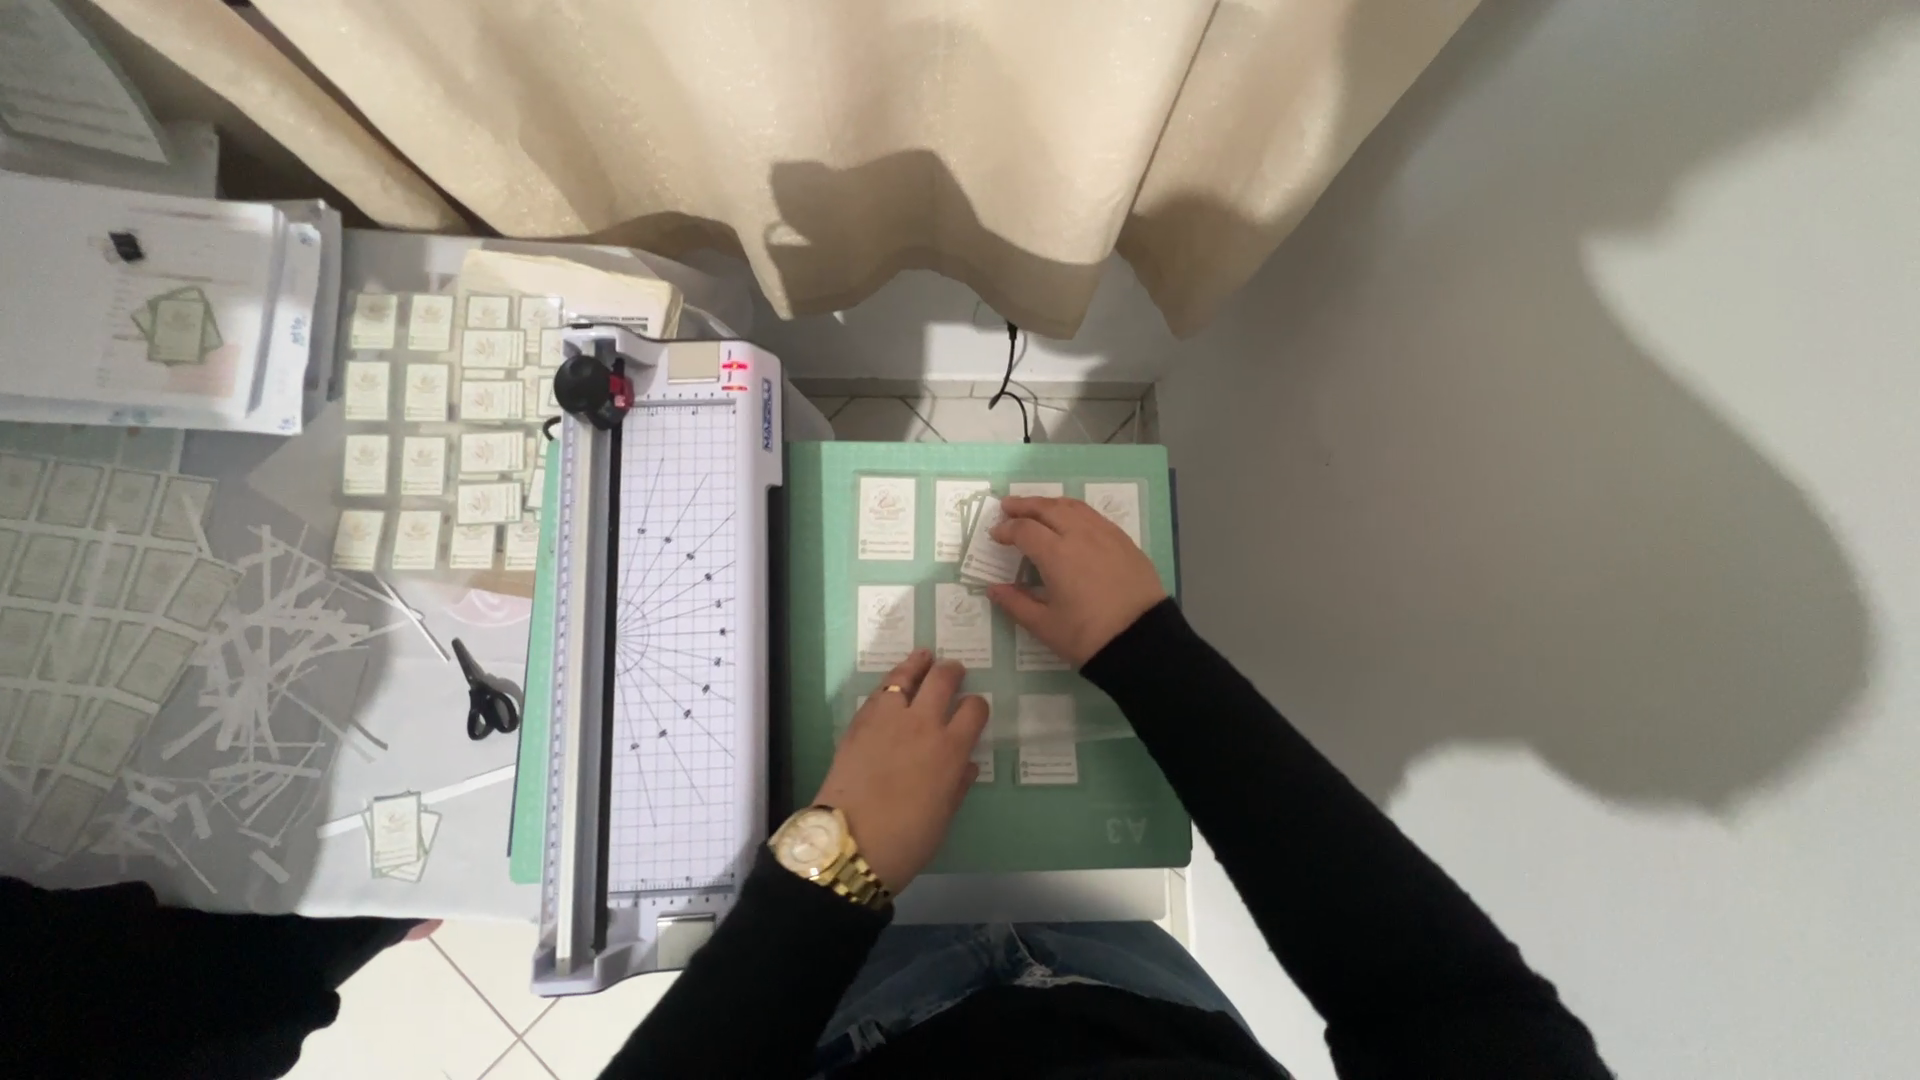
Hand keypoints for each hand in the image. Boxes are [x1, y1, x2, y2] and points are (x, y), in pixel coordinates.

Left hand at [813, 650, 988, 892]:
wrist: (850, 844)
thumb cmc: (906, 840)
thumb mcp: (943, 817)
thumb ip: (958, 785)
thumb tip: (967, 764)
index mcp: (951, 749)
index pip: (974, 709)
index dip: (977, 706)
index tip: (974, 709)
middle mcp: (923, 724)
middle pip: (943, 680)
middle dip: (952, 671)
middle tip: (954, 670)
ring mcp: (888, 718)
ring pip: (906, 674)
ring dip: (918, 663)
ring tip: (923, 656)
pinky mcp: (860, 721)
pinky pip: (879, 691)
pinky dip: (891, 681)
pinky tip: (892, 683)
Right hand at [986, 496, 1166, 666]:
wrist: (1143, 640)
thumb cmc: (1088, 636)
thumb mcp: (1045, 626)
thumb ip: (1015, 604)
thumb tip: (994, 589)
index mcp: (1056, 554)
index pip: (1024, 530)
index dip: (1006, 529)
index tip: (995, 534)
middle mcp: (1080, 535)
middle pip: (1048, 508)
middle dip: (1024, 505)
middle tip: (1008, 506)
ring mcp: (1106, 534)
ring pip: (1073, 507)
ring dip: (1050, 504)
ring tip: (1037, 508)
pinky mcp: (1124, 541)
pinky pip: (1093, 516)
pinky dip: (1074, 512)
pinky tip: (1072, 521)